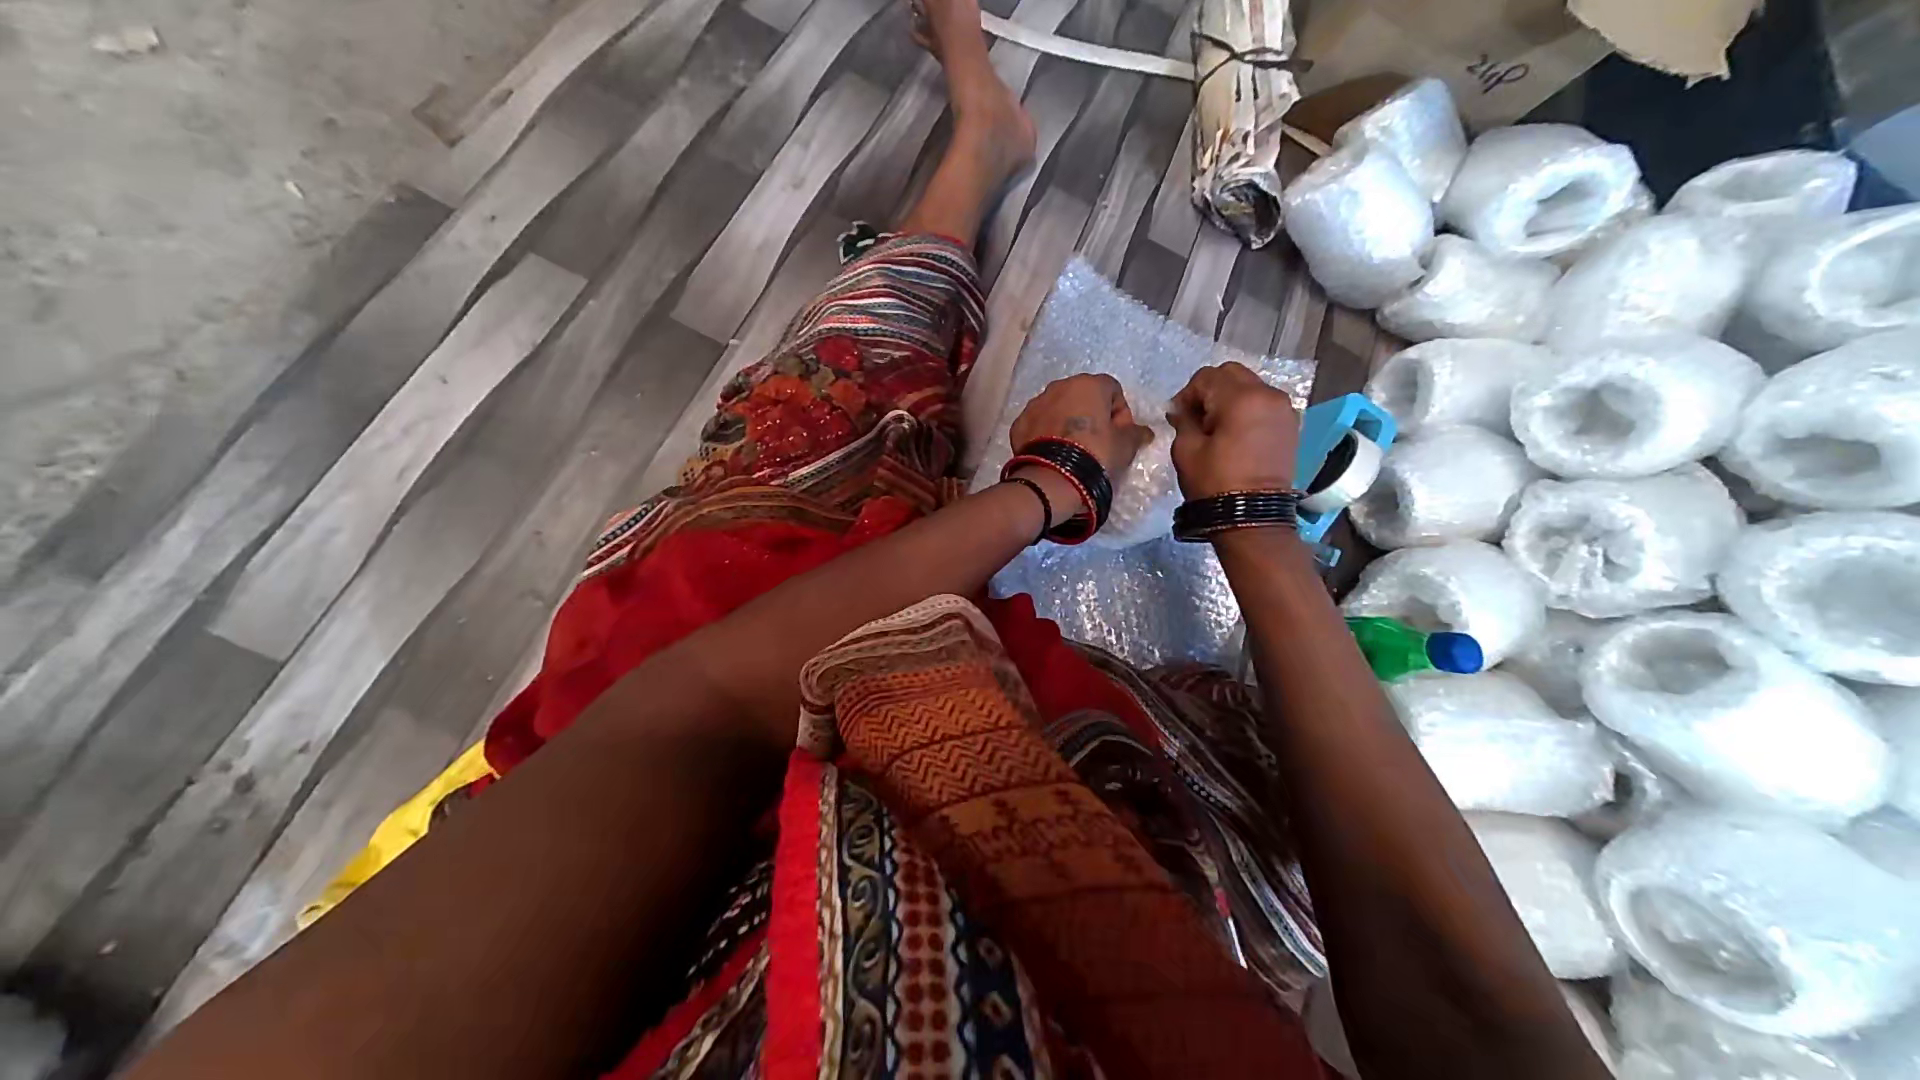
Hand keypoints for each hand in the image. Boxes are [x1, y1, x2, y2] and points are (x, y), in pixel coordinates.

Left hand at [1009, 374, 1153, 514]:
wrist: (1053, 479)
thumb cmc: (1096, 454)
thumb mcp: (1125, 446)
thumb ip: (1136, 433)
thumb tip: (1145, 432)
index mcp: (1088, 384)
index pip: (1112, 390)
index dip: (1119, 412)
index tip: (1119, 434)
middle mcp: (1059, 387)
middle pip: (1082, 396)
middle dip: (1091, 415)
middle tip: (1096, 442)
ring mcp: (1035, 404)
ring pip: (1057, 408)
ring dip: (1067, 422)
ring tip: (1073, 449)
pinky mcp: (1019, 423)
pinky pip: (1038, 424)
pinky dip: (1046, 434)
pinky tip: (1053, 453)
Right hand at [1168, 363, 1299, 498]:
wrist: (1253, 517)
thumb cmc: (1215, 483)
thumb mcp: (1186, 450)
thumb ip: (1183, 420)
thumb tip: (1183, 410)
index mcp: (1241, 398)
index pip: (1207, 377)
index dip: (1187, 394)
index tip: (1178, 416)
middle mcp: (1268, 395)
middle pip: (1232, 374)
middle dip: (1210, 391)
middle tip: (1196, 418)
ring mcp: (1284, 409)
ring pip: (1250, 386)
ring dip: (1229, 399)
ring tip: (1216, 428)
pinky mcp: (1290, 425)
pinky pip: (1264, 403)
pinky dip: (1247, 410)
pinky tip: (1235, 434)